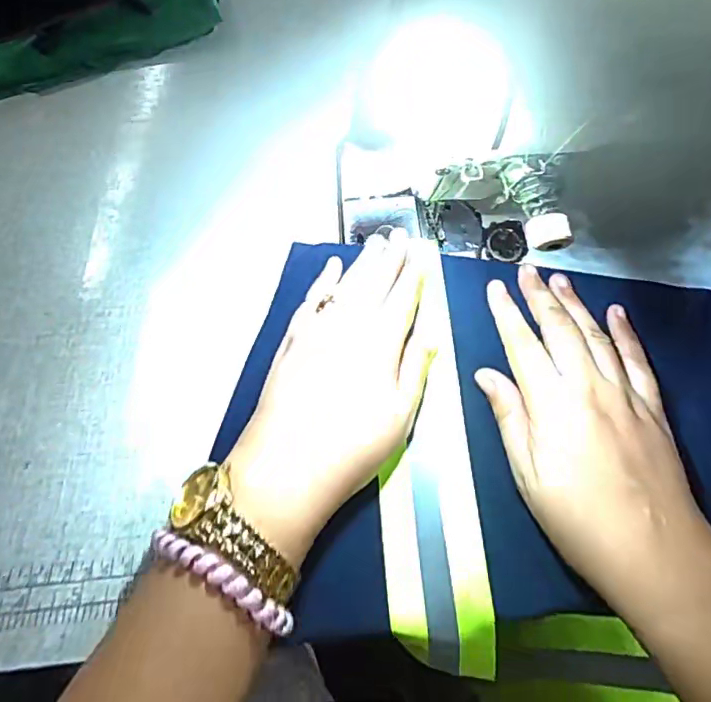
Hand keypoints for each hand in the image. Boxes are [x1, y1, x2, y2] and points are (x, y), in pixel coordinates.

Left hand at [225, 233, 432, 564]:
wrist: (282, 473)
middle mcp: (348, 329)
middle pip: (374, 284)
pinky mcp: (292, 344)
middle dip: (391, 258)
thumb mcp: (400, 416)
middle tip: (401, 236)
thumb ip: (415, 367)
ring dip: (363, 263)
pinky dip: (323, 283)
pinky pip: (311, 302)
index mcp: (380, 344)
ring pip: (346, 287)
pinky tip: (332, 270)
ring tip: (376, 244)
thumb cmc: (350, 450)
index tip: (422, 255)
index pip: (403, 299)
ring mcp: (317, 333)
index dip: (414, 275)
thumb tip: (428, 332)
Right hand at [476, 266, 710, 611]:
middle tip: (526, 271)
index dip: (508, 315)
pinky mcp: (652, 403)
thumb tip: (486, 375)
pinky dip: (626, 331)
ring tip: (561, 281)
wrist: (653, 547)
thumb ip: (510, 419)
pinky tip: (617, 312)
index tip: (497, 289)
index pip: (524, 347)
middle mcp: (588, 385)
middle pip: (560, 330)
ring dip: (577, 304)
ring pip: (596, 335)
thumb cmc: (579, 520)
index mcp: (552, 404)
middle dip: (540, 297)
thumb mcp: (530, 478)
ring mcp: (624, 391)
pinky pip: (636, 357)